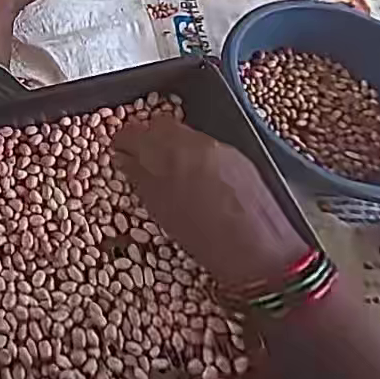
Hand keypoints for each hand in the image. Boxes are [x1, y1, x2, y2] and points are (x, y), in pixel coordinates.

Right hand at [112, 115, 308, 288]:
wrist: (263, 254)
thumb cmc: (204, 238)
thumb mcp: (160, 209)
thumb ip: (139, 177)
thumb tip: (123, 158)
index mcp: (170, 154)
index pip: (134, 132)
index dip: (122, 140)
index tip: (117, 149)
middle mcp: (196, 143)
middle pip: (159, 124)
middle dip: (144, 136)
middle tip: (136, 155)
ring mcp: (219, 148)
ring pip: (183, 133)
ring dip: (168, 143)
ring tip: (163, 167)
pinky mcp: (238, 157)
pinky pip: (204, 144)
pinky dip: (190, 152)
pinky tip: (190, 174)